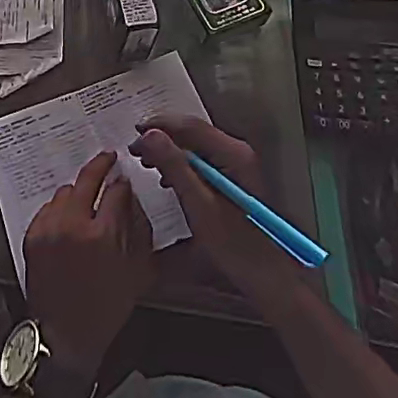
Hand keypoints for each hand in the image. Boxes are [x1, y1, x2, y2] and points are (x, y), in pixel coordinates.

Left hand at [24, 151, 154, 372]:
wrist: (64, 335)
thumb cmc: (104, 308)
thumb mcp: (137, 272)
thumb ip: (139, 230)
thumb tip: (133, 199)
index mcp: (102, 235)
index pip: (116, 191)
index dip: (123, 183)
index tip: (125, 180)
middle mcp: (73, 226)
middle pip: (88, 179)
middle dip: (101, 165)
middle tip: (108, 158)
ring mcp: (49, 230)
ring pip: (66, 191)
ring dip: (79, 190)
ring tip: (88, 196)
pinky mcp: (33, 236)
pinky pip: (49, 208)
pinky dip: (60, 208)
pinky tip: (69, 215)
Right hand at [130, 116, 293, 295]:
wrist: (263, 271)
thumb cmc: (233, 243)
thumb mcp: (198, 204)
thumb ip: (174, 166)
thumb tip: (149, 136)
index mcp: (233, 154)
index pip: (190, 126)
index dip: (159, 126)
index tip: (134, 133)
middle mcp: (236, 152)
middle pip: (193, 132)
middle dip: (162, 137)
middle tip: (136, 149)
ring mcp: (236, 163)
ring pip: (195, 145)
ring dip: (169, 151)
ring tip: (147, 162)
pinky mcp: (231, 177)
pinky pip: (200, 160)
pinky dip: (180, 164)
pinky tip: (167, 178)